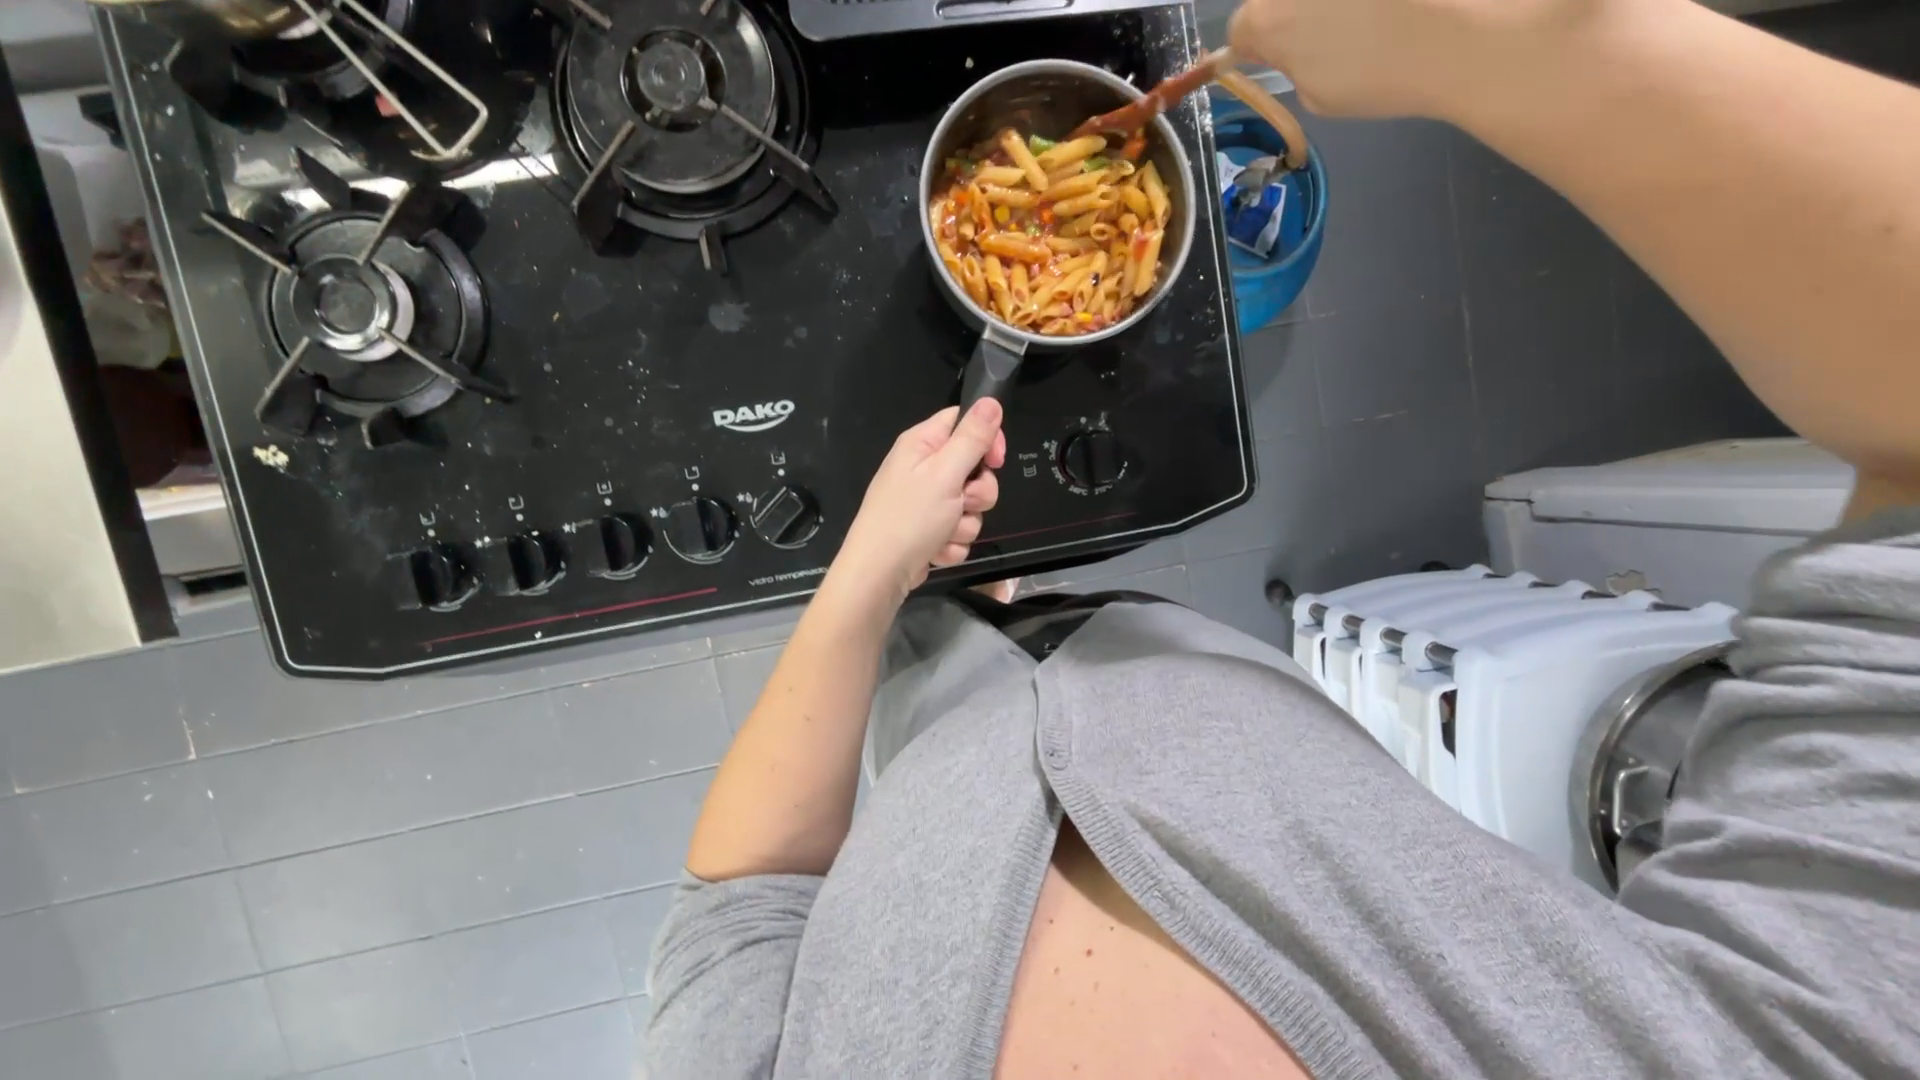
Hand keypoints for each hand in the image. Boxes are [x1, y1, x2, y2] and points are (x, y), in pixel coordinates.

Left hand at [831, 399, 1006, 605]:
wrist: (880, 573)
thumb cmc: (909, 518)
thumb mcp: (945, 473)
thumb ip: (972, 437)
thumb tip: (992, 400)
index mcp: (922, 444)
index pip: (964, 422)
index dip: (986, 439)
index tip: (996, 461)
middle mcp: (923, 469)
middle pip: (974, 469)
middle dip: (977, 494)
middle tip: (962, 503)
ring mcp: (926, 502)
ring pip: (970, 506)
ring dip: (964, 524)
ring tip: (943, 532)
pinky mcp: (930, 531)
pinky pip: (959, 531)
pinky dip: (952, 543)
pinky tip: (935, 549)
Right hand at [1228, 0, 1578, 118]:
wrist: (1478, 24)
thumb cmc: (1391, 74)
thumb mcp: (1322, 97)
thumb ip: (1294, 64)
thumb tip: (1295, 45)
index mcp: (1268, 17)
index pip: (1242, 28)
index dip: (1261, 45)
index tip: (1289, 56)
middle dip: (1301, 10)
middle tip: (1342, 29)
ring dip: (1341, 4)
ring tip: (1383, 13)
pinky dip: (1383, 1)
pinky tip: (1403, 6)